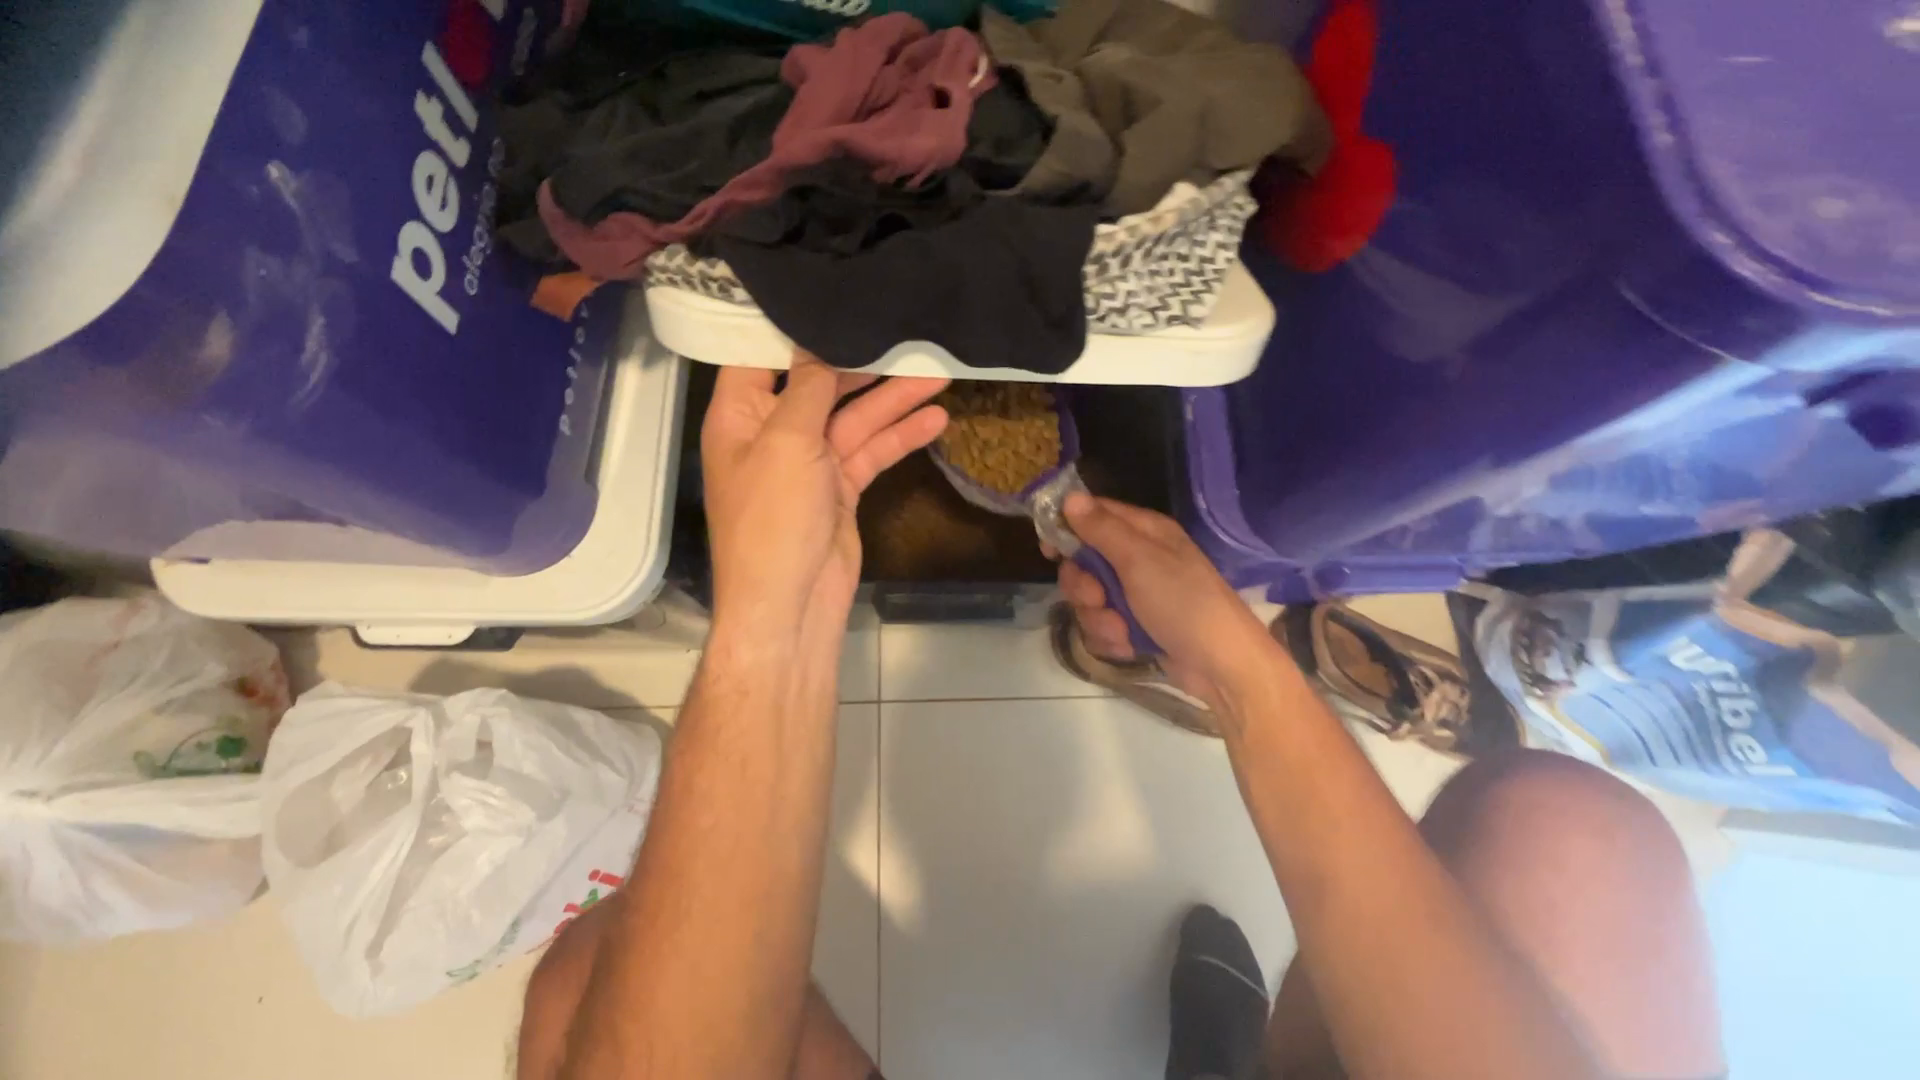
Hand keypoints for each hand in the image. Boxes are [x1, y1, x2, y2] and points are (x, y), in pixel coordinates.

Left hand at [702, 352, 947, 642]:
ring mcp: (809, 462)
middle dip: (861, 362)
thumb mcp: (786, 442)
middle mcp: (772, 432)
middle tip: (904, 332)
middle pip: (819, 383)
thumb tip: (820, 345)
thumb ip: (808, 388)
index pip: (760, 354)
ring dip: (892, 398)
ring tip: (938, 372)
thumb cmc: (773, 519)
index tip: (830, 291)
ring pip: (853, 418)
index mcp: (740, 415)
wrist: (790, 605)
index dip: (791, 324)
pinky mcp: (840, 488)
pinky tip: (935, 419)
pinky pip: (871, 452)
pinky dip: (899, 437)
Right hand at [1057, 494, 1278, 708]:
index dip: (1067, 530)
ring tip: (1122, 630)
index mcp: (1144, 532)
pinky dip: (1111, 638)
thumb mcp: (1140, 559)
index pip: (1093, 516)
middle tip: (1099, 598)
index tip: (1049, 550)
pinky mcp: (1135, 626)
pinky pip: (1102, 626)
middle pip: (1084, 563)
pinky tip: (1129, 646)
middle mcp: (1138, 559)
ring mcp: (1136, 595)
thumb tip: (1070, 497)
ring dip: (1099, 619)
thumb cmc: (1183, 602)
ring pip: (1089, 600)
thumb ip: (1101, 529)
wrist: (1220, 664)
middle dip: (1084, 587)